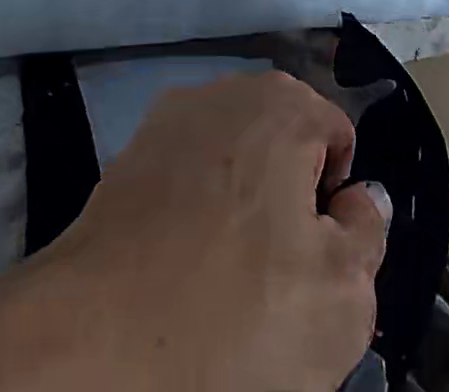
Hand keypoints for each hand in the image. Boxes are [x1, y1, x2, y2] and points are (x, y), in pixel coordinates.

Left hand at [0, 72, 389, 391]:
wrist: (79, 356)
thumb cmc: (232, 315)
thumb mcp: (343, 295)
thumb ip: (370, 232)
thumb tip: (360, 199)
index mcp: (284, 105)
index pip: (338, 143)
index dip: (335, 205)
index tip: (310, 261)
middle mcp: (225, 93)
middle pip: (284, 150)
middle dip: (289, 205)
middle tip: (271, 278)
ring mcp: (165, 124)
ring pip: (233, 168)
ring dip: (238, 213)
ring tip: (218, 281)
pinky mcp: (121, 164)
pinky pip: (184, 185)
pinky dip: (191, 222)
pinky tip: (173, 277)